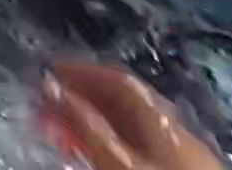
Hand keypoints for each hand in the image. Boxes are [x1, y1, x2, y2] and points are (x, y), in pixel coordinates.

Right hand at [41, 63, 223, 169]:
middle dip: (81, 99)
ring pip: (129, 129)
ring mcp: (183, 160)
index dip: (82, 70)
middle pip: (123, 103)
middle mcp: (174, 134)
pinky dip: (110, 144)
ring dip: (92, 123)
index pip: (119, 81)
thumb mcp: (118, 162)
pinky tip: (94, 155)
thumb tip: (48, 84)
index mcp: (161, 123)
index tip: (50, 72)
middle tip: (48, 104)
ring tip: (61, 132)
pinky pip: (138, 150)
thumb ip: (82, 123)